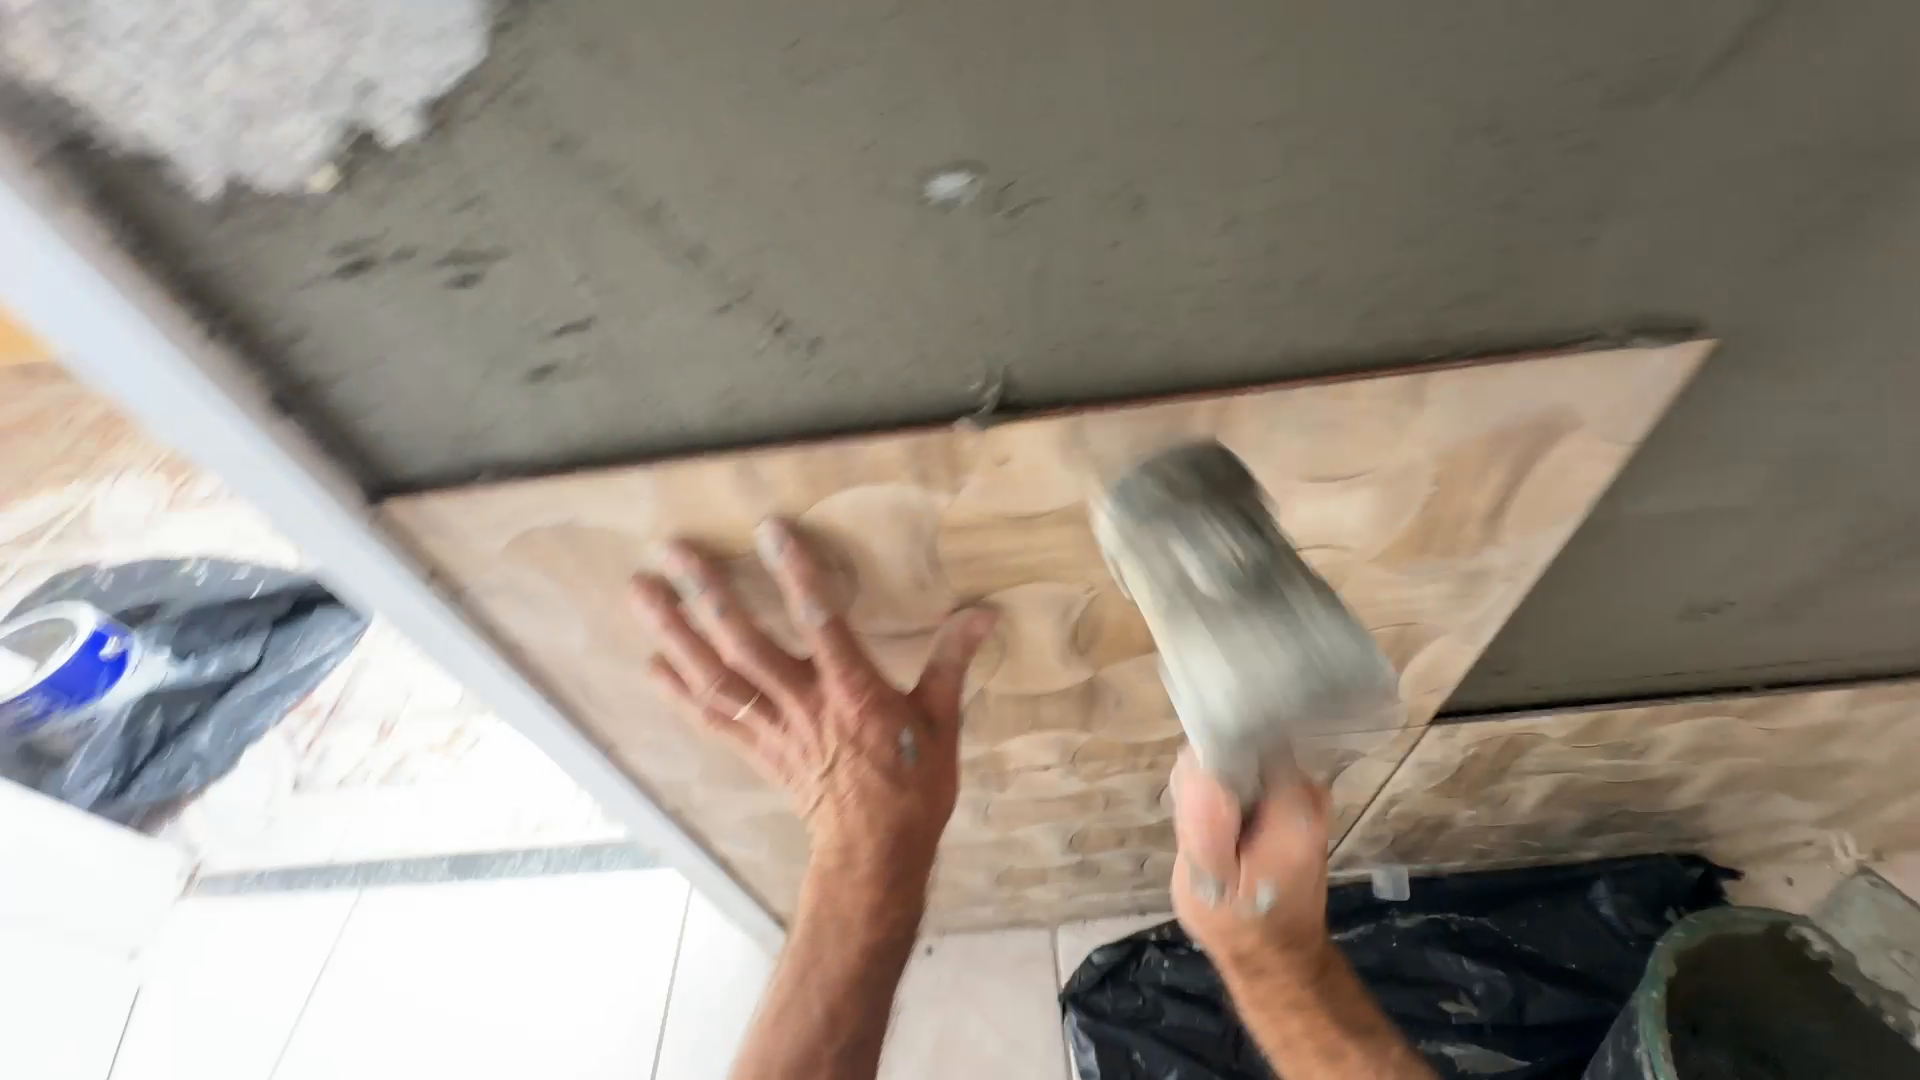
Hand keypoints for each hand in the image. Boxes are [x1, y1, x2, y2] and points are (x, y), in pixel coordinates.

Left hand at [630, 518, 996, 883]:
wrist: (875, 853)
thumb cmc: (913, 784)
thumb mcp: (943, 720)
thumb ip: (951, 660)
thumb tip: (985, 613)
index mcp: (852, 690)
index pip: (819, 619)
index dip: (795, 572)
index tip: (768, 530)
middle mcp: (803, 702)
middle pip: (745, 643)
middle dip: (706, 595)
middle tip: (669, 551)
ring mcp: (772, 727)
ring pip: (714, 675)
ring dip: (674, 632)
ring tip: (640, 592)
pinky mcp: (757, 749)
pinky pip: (711, 717)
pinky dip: (677, 690)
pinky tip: (651, 661)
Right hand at [1170, 748, 1334, 978]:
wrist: (1277, 957)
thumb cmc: (1238, 921)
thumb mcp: (1207, 874)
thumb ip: (1203, 813)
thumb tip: (1197, 756)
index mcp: (1293, 803)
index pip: (1238, 742)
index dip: (1206, 762)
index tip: (1194, 800)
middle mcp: (1309, 790)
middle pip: (1240, 749)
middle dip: (1211, 778)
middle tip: (1200, 827)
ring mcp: (1306, 796)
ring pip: (1241, 762)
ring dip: (1218, 790)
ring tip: (1213, 834)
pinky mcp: (1296, 804)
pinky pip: (1250, 779)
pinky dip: (1231, 799)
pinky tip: (1226, 833)